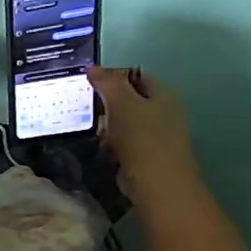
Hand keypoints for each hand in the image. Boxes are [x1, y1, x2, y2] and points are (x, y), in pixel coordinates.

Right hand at [88, 66, 202, 204]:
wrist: (156, 182)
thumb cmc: (141, 137)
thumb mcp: (122, 103)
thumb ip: (107, 83)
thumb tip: (92, 68)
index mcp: (163, 94)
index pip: (136, 75)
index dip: (113, 75)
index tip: (89, 82)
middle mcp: (163, 112)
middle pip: (130, 100)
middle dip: (107, 104)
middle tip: (87, 107)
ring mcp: (156, 136)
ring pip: (124, 123)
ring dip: (108, 127)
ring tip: (94, 131)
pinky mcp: (146, 157)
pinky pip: (124, 144)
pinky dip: (112, 145)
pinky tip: (103, 150)